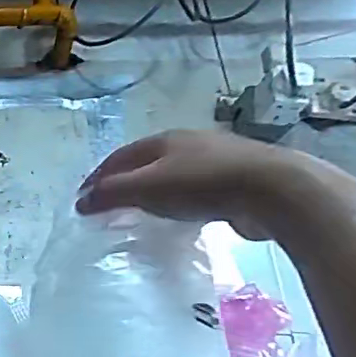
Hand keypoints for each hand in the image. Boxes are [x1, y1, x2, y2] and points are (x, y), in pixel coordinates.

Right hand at [75, 129, 319, 240]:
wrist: (274, 190)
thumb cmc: (201, 184)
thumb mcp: (145, 188)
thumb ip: (110, 194)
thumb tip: (81, 202)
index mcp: (163, 139)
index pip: (118, 157)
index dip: (96, 178)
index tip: (82, 201)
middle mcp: (189, 143)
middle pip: (144, 163)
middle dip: (122, 183)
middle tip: (107, 207)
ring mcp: (216, 160)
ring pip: (171, 176)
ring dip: (150, 193)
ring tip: (139, 214)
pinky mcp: (236, 181)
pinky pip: (194, 191)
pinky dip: (176, 202)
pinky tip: (176, 217)